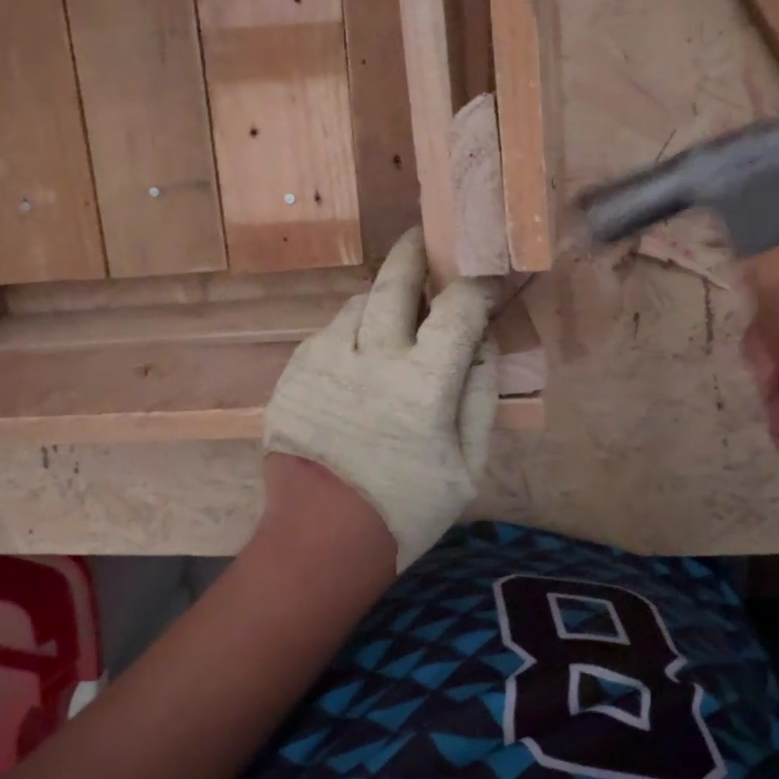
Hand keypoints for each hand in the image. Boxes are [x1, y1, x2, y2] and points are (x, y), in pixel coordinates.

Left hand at [263, 229, 498, 570]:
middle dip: (412, 256)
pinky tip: (356, 349)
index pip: (456, 309)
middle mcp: (372, 357)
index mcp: (424, 382)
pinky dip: (347, 331)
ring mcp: (325, 361)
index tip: (482, 280)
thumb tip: (483, 345)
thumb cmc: (404, 509)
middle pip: (394, 284)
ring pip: (356, 305)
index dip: (474, 287)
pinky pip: (326, 333)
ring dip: (378, 299)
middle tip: (420, 241)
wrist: (319, 538)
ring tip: (391, 309)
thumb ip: (479, 398)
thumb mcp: (465, 467)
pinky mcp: (294, 374)